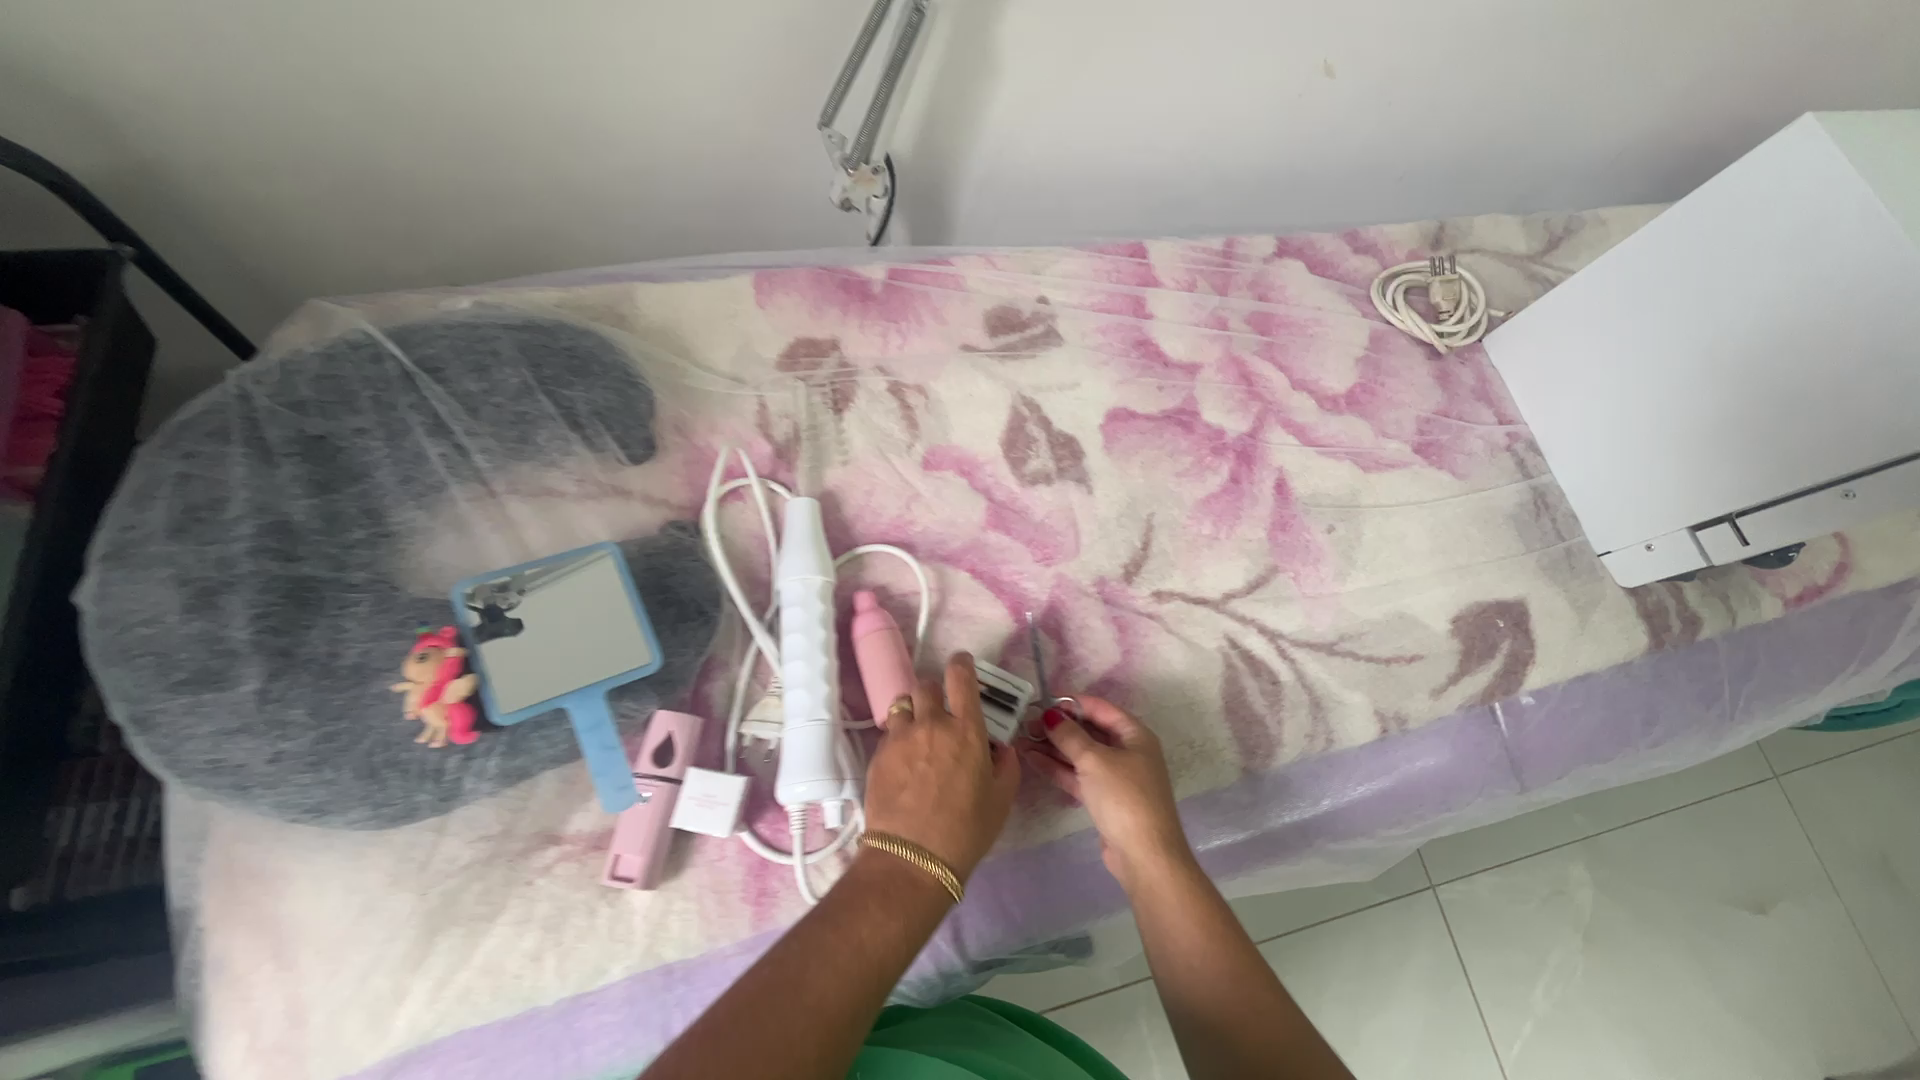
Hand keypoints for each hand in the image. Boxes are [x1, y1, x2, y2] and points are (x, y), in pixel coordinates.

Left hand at [863, 653, 1021, 883]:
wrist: (912, 857)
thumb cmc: (966, 830)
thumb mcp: (1001, 800)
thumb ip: (1006, 766)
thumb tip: (1000, 748)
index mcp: (967, 730)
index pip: (961, 678)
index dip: (961, 664)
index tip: (961, 663)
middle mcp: (932, 724)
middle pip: (926, 686)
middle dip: (934, 691)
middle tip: (940, 710)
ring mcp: (901, 737)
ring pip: (903, 704)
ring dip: (912, 711)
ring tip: (917, 731)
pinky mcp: (878, 754)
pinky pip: (889, 732)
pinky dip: (898, 736)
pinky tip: (903, 759)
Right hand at [1021, 697, 1194, 890]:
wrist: (1144, 854)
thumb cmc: (1124, 797)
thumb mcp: (1094, 759)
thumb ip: (1070, 735)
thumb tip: (1051, 715)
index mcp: (1134, 735)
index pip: (1100, 708)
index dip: (1071, 703)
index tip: (1041, 703)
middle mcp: (1127, 751)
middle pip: (1089, 731)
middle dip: (1059, 727)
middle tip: (1026, 723)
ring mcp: (1115, 776)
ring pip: (1080, 754)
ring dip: (1053, 747)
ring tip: (1022, 739)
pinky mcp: (1103, 798)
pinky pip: (1078, 775)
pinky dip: (1057, 767)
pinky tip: (1032, 759)